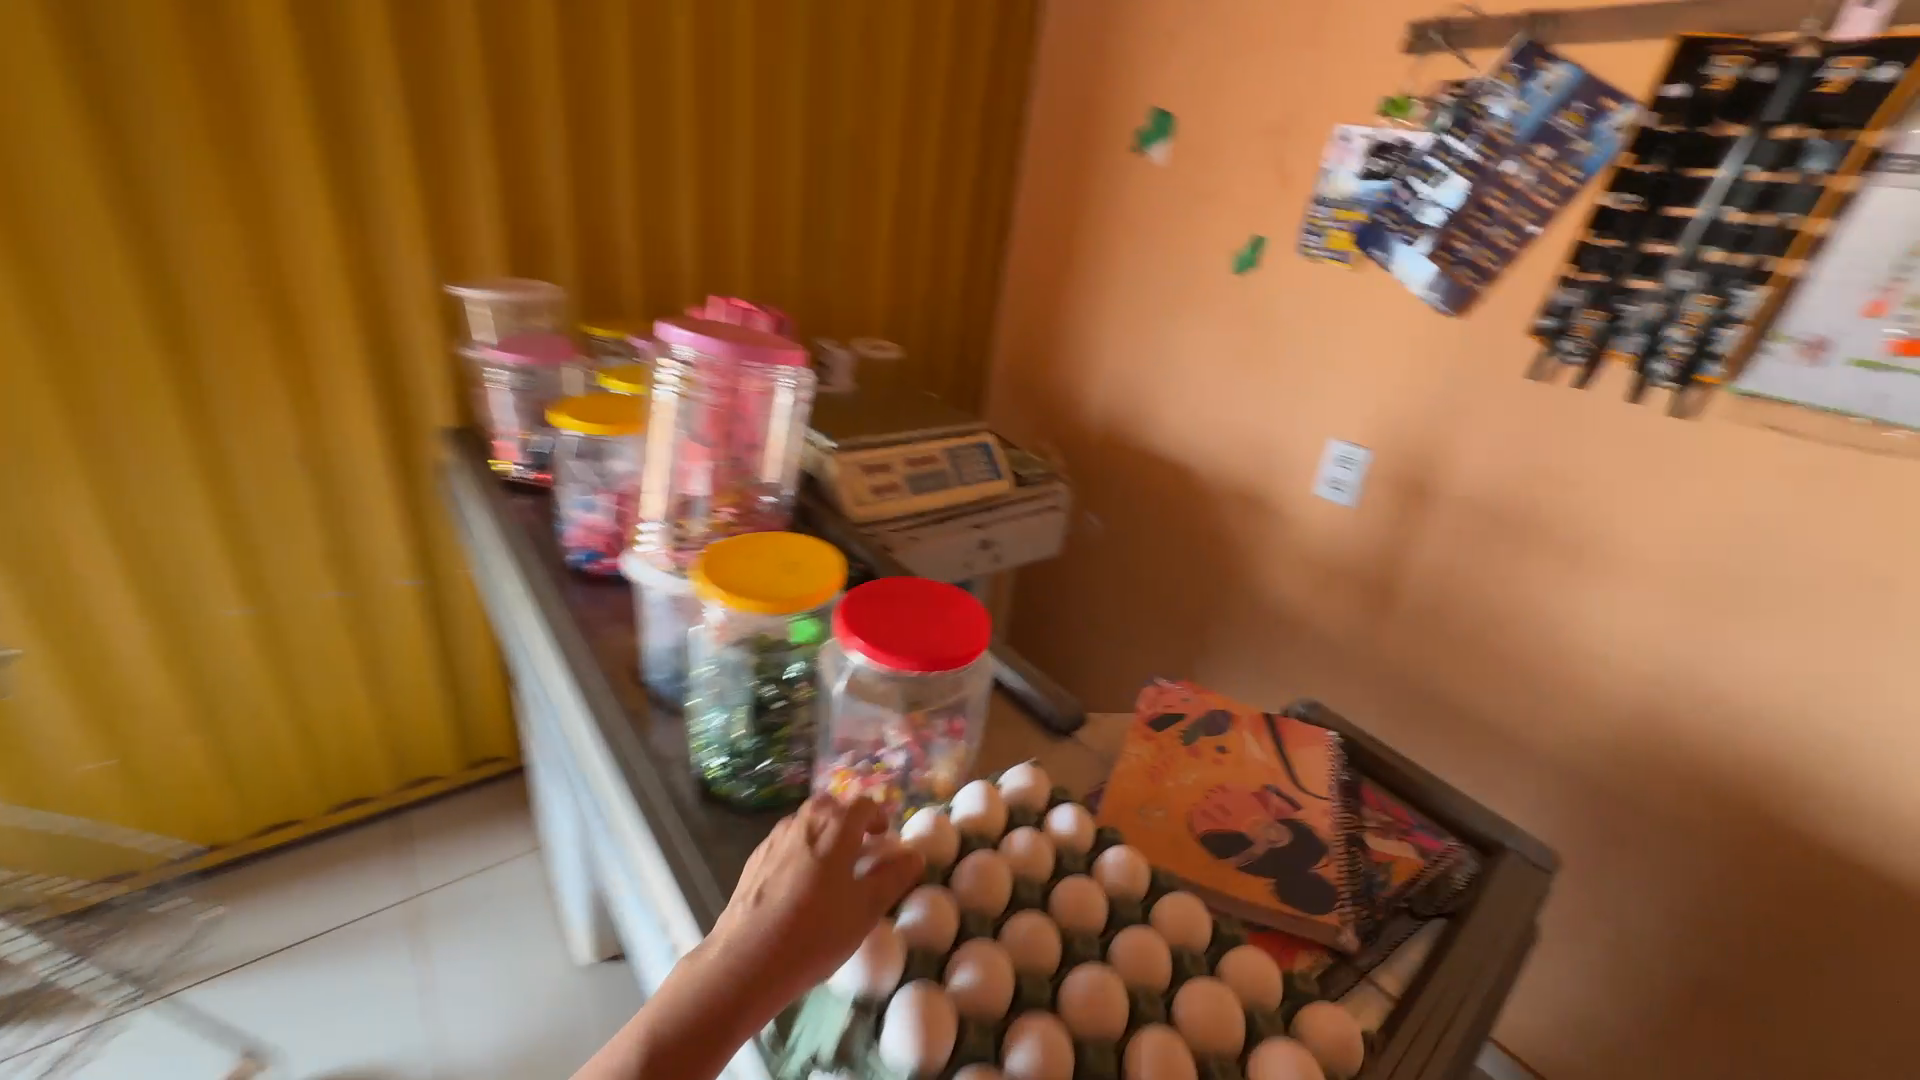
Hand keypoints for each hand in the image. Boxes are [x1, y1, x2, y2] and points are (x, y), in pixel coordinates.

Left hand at [705, 796, 924, 1009]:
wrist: (747, 959)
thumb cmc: (816, 931)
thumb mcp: (866, 909)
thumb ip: (893, 877)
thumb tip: (914, 855)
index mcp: (835, 826)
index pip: (863, 805)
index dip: (878, 817)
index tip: (884, 839)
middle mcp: (804, 821)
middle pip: (831, 805)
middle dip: (848, 819)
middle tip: (859, 848)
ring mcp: (775, 838)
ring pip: (805, 821)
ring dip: (823, 832)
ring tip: (831, 867)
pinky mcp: (754, 859)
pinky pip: (786, 841)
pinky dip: (800, 849)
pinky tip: (799, 884)